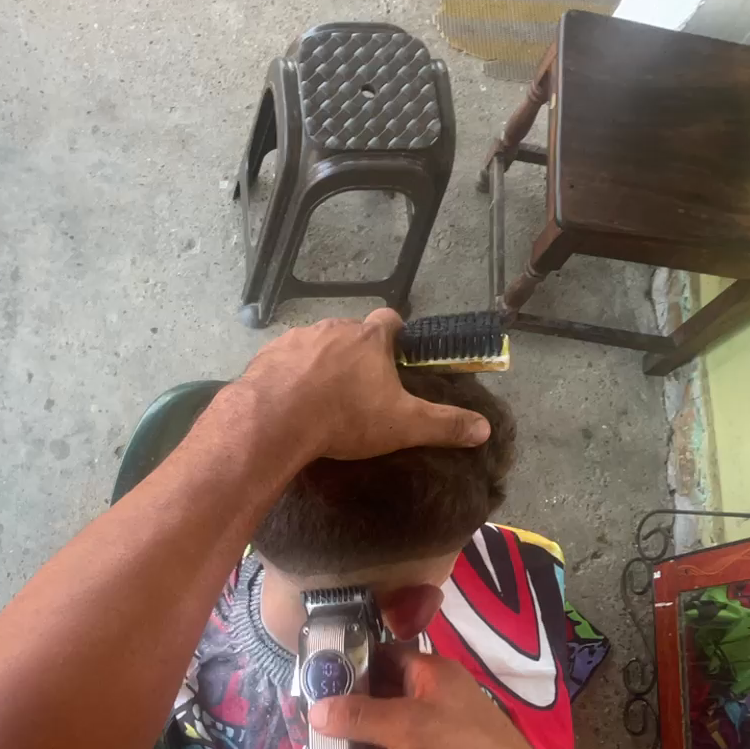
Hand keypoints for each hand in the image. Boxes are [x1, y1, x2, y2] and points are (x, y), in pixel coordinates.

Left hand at [234, 309, 490, 461]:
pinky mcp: (266, 355)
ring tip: (320, 397)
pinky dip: (289, 375)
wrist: (275, 420)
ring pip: (315, 345)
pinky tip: (289, 400)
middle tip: (358, 388)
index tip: (396, 358)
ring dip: (320, 364)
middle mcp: (333, 327)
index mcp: (370, 338)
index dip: (396, 336)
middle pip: (350, 333)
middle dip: (356, 354)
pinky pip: (283, 361)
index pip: (390, 320)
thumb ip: (443, 425)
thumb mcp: (403, 425)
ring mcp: (296, 339)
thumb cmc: (345, 418)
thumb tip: (483, 429)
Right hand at [311, 650, 561, 748]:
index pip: (383, 655)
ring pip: (386, 729)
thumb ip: (361, 716)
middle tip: (310, 718)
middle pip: (381, 693)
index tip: (314, 678)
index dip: (350, 663)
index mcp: (434, 673)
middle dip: (348, 707)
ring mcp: (436, 733)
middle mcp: (435, 697)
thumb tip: (314, 711)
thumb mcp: (409, 729)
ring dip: (359, 740)